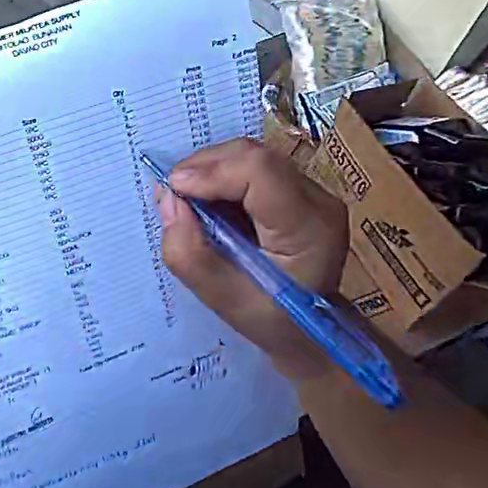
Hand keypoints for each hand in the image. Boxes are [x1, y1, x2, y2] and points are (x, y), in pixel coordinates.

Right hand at [156, 138, 348, 381]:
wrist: (309, 331)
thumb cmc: (270, 319)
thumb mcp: (223, 299)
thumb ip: (190, 254)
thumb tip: (168, 200)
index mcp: (309, 228)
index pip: (261, 172)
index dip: (211, 172)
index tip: (173, 190)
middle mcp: (318, 200)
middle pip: (254, 156)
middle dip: (204, 167)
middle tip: (172, 195)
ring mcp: (312, 191)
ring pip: (251, 155)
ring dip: (210, 170)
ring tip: (187, 200)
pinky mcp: (298, 189)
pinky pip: (253, 166)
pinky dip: (220, 176)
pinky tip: (207, 202)